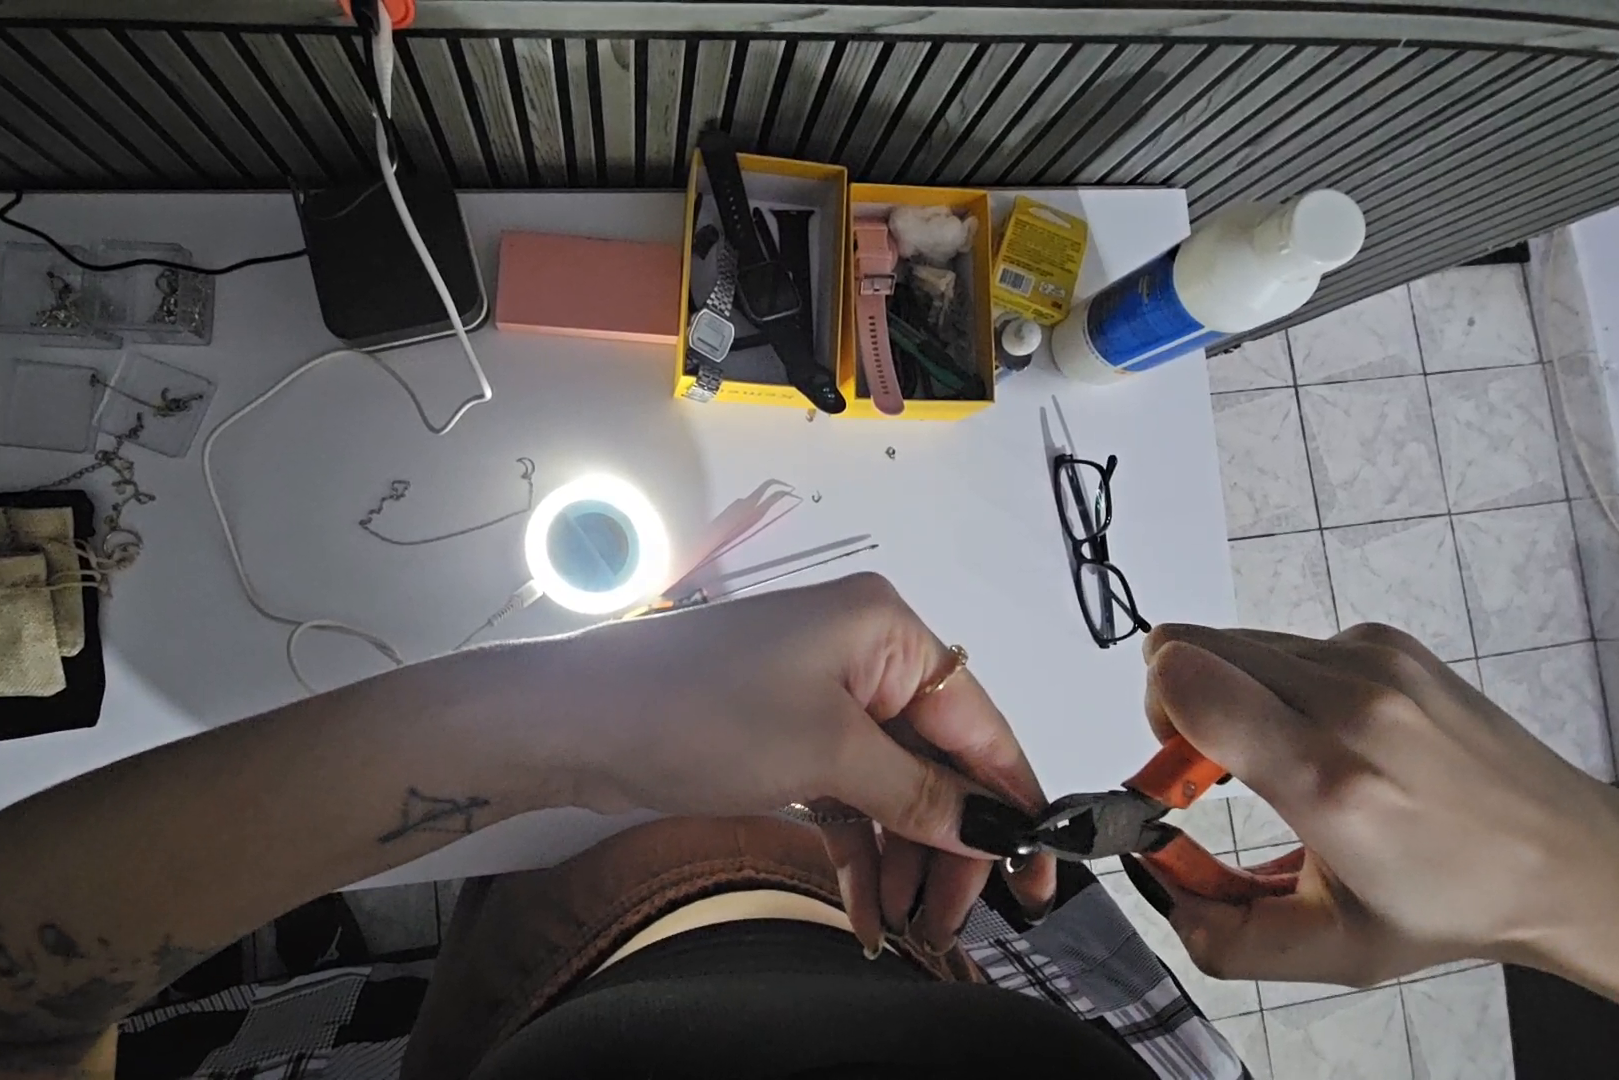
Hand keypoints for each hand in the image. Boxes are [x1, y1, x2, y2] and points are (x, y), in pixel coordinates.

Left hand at [522, 572, 1055, 955]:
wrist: (578, 720)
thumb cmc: (704, 712)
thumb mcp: (826, 750)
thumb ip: (919, 791)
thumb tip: (995, 827)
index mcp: (883, 629)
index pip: (976, 719)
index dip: (1012, 801)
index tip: (1039, 881)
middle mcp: (860, 653)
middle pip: (935, 757)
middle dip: (949, 841)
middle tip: (957, 922)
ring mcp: (819, 694)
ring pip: (890, 781)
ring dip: (902, 853)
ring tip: (908, 927)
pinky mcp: (784, 732)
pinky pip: (844, 791)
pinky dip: (856, 845)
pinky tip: (865, 906)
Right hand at [1140, 622, 1618, 993]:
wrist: (1583, 865)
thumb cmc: (1450, 906)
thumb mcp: (1328, 950)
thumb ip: (1218, 933)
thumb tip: (1148, 874)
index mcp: (1331, 783)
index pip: (1186, 683)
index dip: (1156, 712)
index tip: (1181, 762)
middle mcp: (1349, 704)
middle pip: (1185, 647)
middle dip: (1173, 698)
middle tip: (1214, 757)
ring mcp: (1369, 661)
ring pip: (1222, 641)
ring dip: (1219, 686)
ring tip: (1272, 743)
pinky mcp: (1382, 641)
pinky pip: (1271, 640)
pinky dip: (1265, 676)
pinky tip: (1313, 723)